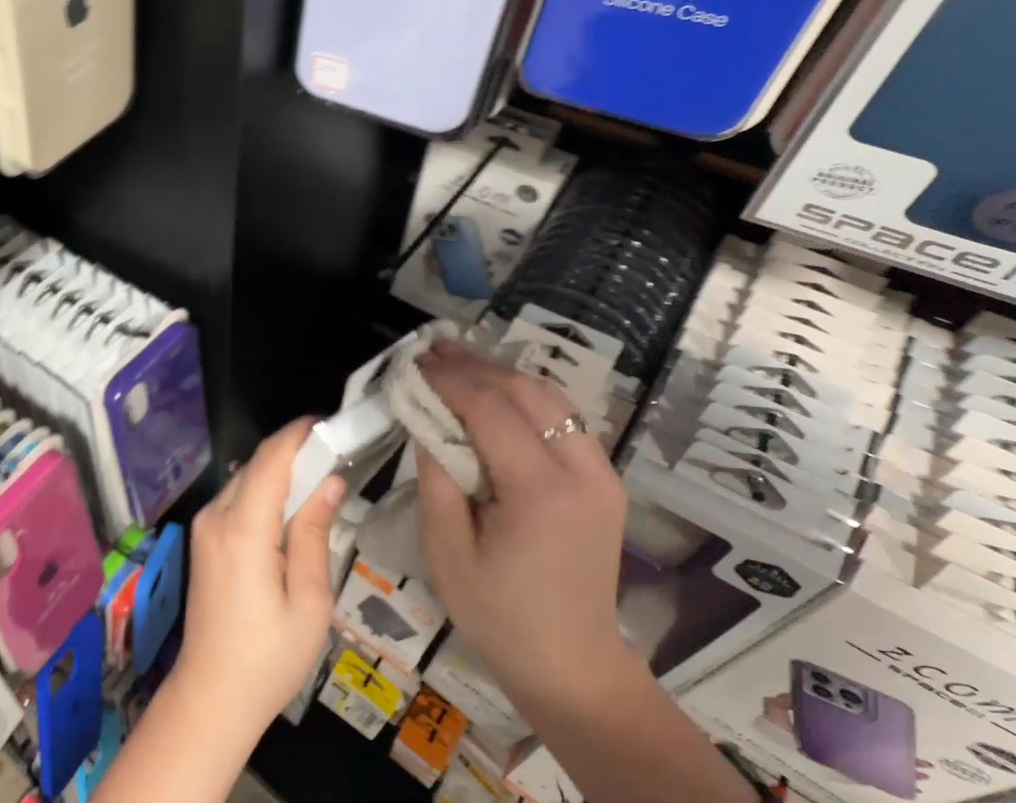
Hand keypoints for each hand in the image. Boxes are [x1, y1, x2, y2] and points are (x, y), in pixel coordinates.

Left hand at [173, 418, 343, 729]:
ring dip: (279, 474)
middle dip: (295, 453)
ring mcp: (203, 528)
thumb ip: (315, 534)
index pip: (270, 459)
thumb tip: (328, 482)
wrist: (212, 694)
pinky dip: (264, 495)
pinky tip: (292, 512)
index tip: (333, 423)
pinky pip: (236, 502)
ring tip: (322, 482)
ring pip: (244, 481)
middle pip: (256, 466)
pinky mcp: (203, 542)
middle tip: (339, 456)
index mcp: (242, 528)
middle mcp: (215, 516)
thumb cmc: (269, 655)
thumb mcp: (309, 600)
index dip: (300, 434)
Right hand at [414, 342, 633, 707]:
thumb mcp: (447, 548)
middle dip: (475, 366)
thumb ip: (435, 476)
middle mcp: (582, 471)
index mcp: (540, 491)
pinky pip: (562, 421)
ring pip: (552, 399)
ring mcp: (602, 474)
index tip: (411, 365)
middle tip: (429, 354)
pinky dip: (524, 399)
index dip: (448, 380)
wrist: (569, 661)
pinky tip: (492, 395)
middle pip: (527, 391)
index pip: (490, 408)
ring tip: (455, 363)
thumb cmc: (497, 612)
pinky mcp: (605, 481)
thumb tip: (424, 418)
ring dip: (501, 375)